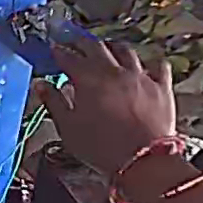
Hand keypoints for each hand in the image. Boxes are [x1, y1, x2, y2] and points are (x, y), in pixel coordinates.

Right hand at [36, 40, 175, 175]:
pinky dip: (148, 62)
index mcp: (89, 80)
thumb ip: (54, 101)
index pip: (69, 58)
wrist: (143, 160)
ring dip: (112, 47)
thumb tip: (41, 85)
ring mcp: (140, 77)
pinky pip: (157, 65)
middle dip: (82, 43)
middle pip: (96, 47)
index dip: (59, 52)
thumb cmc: (101, 146)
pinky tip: (143, 65)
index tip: (54, 49)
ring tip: (105, 48)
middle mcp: (115, 72)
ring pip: (125, 51)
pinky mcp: (161, 87)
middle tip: (74, 42)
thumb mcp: (68, 127)